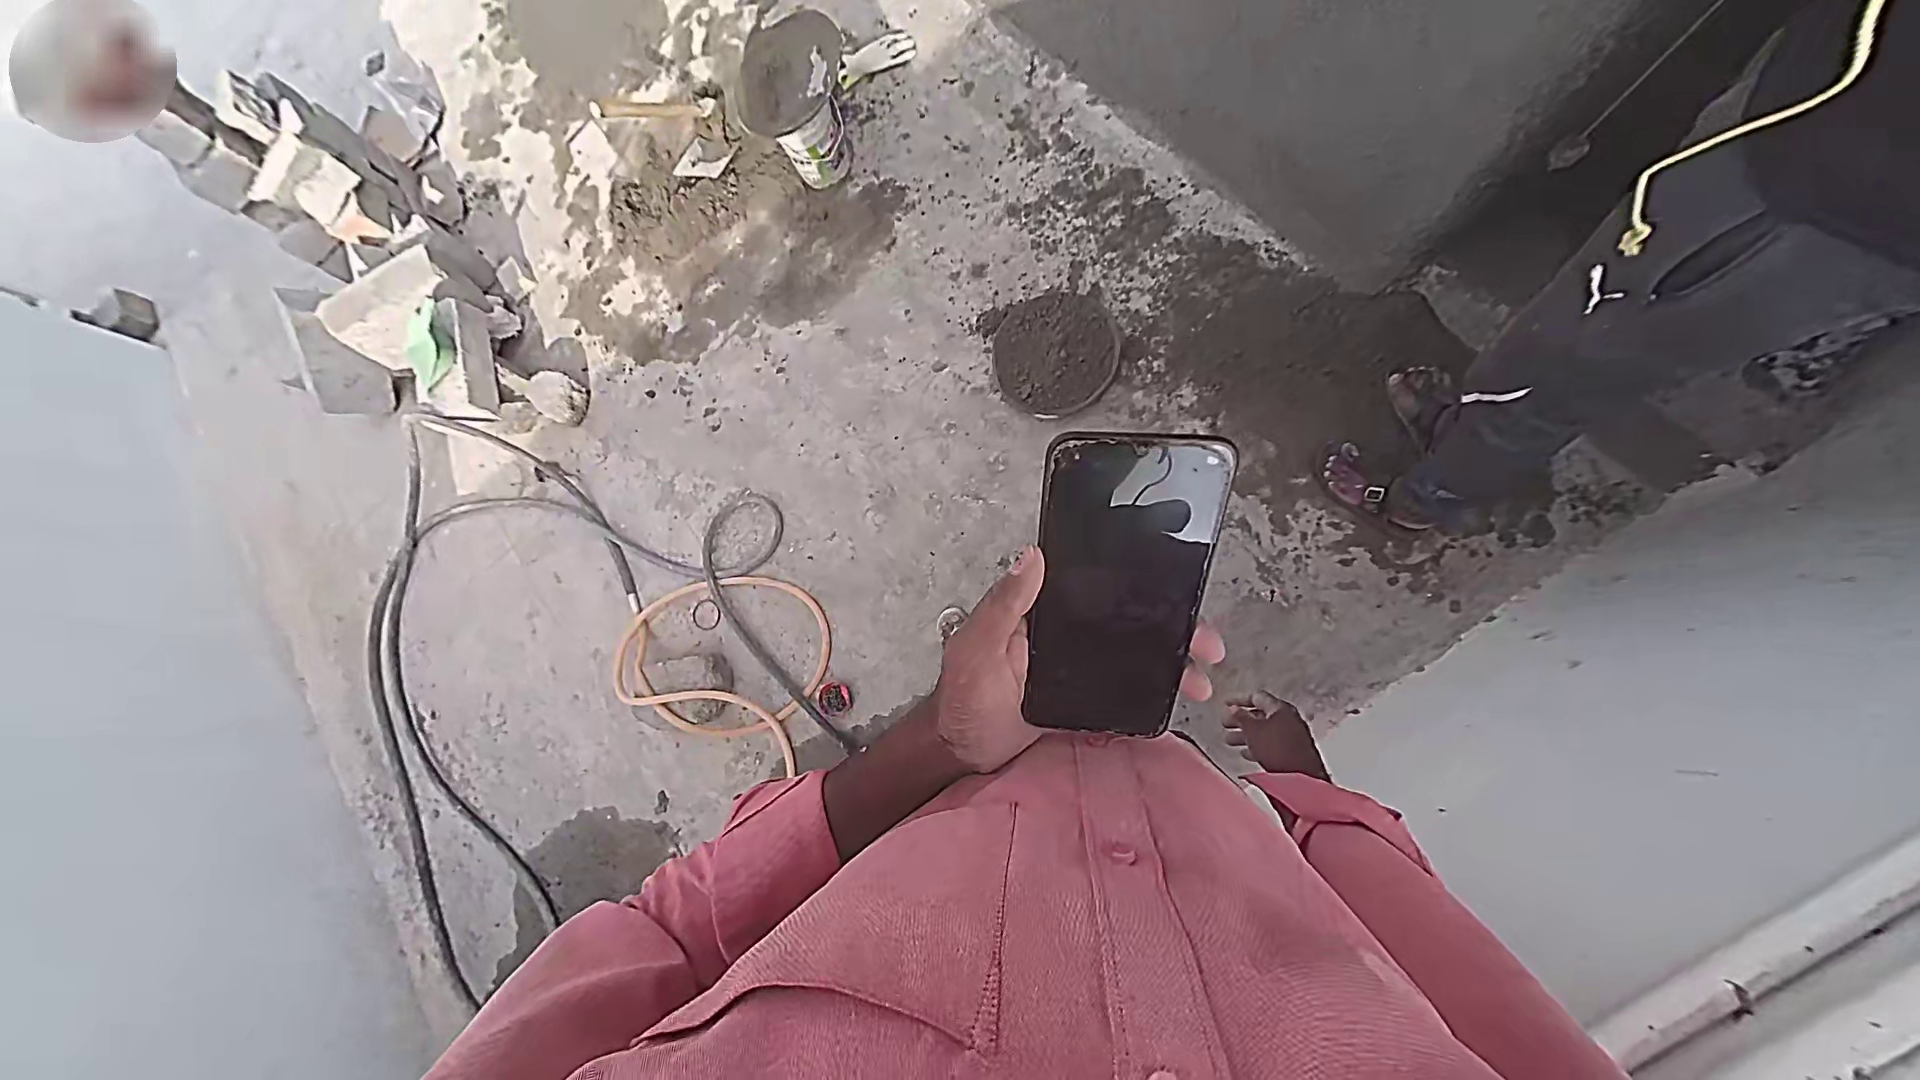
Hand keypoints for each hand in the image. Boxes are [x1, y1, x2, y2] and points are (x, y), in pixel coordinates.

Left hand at [934, 546, 1229, 772]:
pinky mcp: (1083, 698)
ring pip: (1132, 653)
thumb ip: (1004, 605)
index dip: (1133, 583)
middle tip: (1205, 640)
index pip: (1092, 585)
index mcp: (1040, 612)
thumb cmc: (963, 694)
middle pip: (1124, 620)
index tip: (1172, 586)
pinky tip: (1177, 697)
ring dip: (1168, 660)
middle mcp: (1064, 633)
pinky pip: (1124, 688)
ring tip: (1201, 675)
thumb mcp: (978, 645)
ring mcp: (1077, 666)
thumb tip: (1032, 555)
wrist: (965, 750)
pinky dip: (1151, 691)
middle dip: (1169, 625)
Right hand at [1222, 693, 1328, 778]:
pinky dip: (1258, 746)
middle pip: (1260, 715)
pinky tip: (1248, 753)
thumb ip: (1240, 716)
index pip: (1257, 697)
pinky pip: (1272, 745)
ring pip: (1265, 731)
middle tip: (1227, 723)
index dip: (1239, 700)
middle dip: (1241, 720)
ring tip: (1231, 741)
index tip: (1227, 704)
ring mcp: (1294, 737)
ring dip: (1247, 735)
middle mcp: (1290, 720)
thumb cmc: (1278, 750)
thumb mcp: (1252, 729)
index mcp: (1281, 708)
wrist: (1301, 778)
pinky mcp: (1295, 753)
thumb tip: (1234, 709)